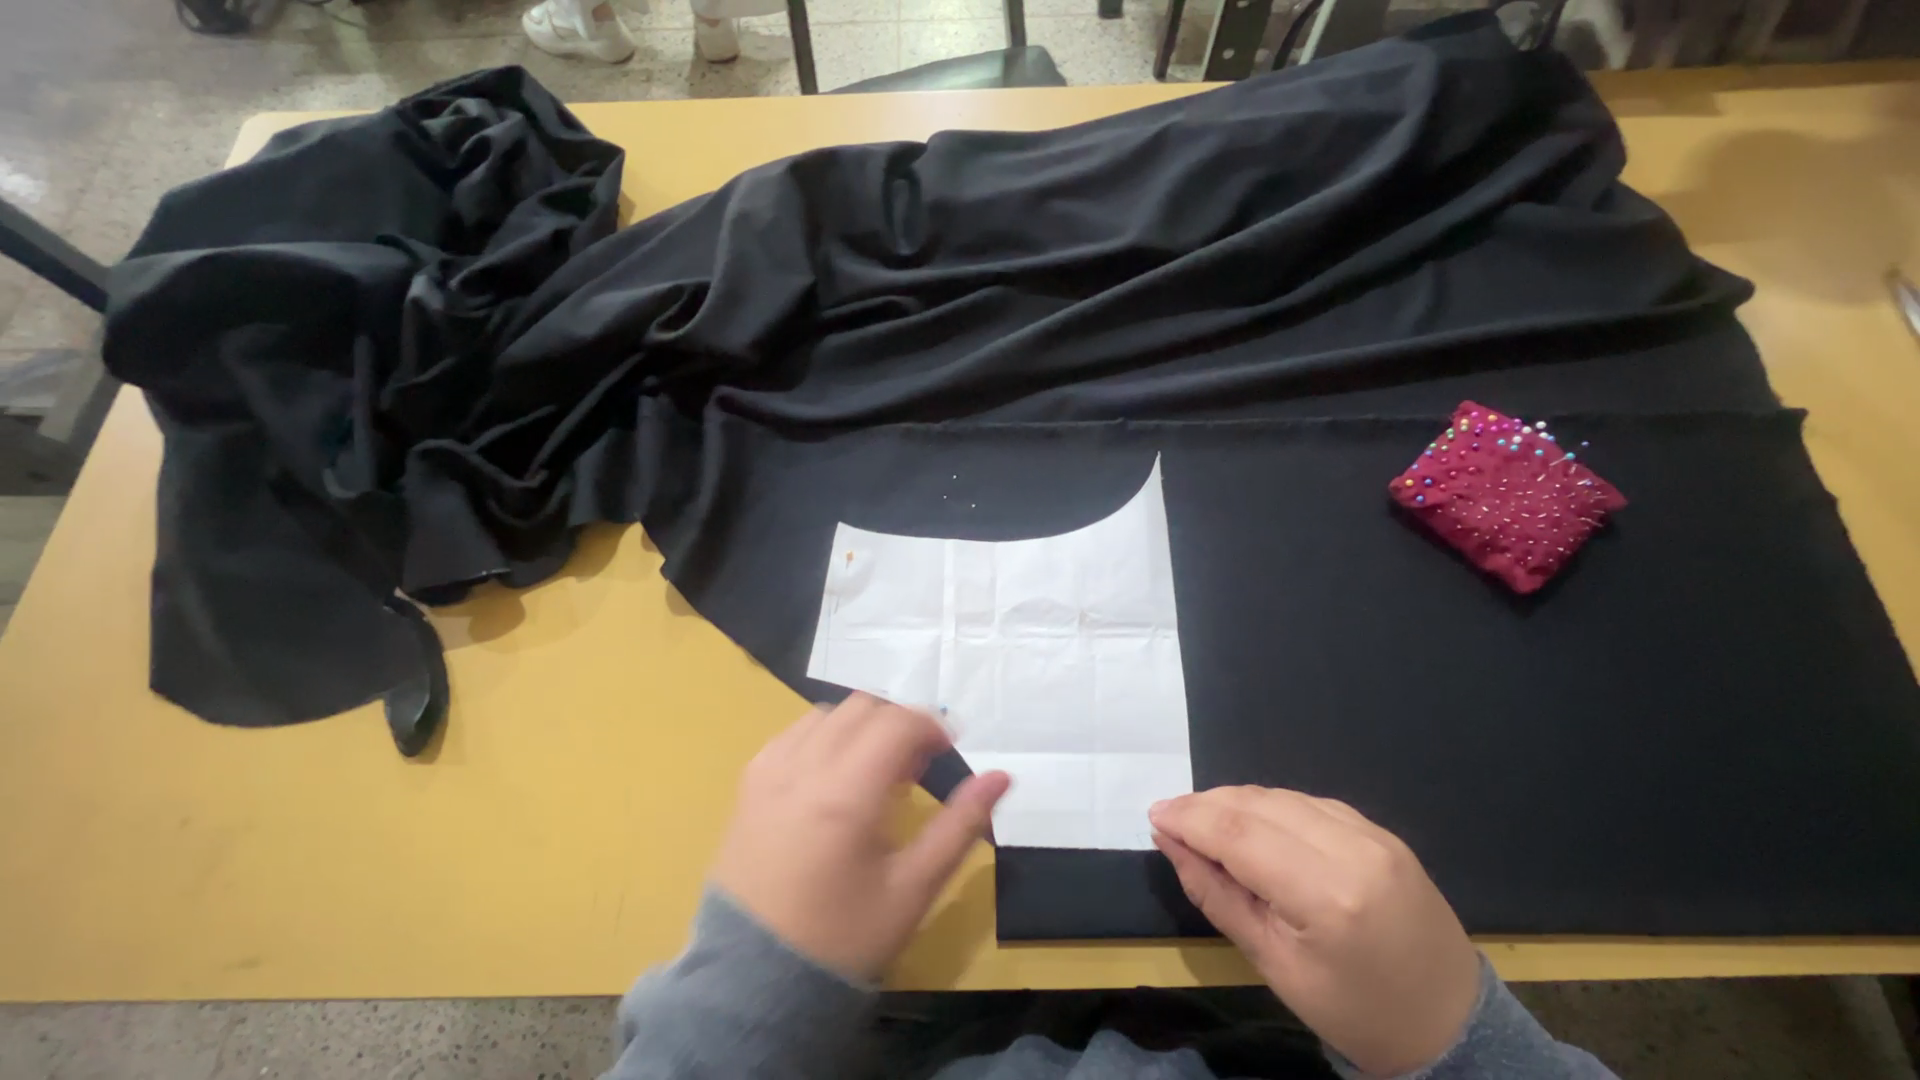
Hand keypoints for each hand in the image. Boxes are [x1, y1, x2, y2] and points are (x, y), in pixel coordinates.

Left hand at [711, 692, 1010, 981]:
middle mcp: (802, 768)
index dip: (931, 726)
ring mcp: (768, 772)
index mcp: (845, 793)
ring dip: (862, 726)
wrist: (757, 977)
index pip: (896, 722)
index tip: (949, 752)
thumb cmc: (844, 936)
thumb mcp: (913, 888)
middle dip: (898, 722)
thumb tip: (1001, 777)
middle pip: (862, 707)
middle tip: (918, 765)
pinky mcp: (748, 785)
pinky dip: (824, 737)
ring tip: (878, 771)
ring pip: (826, 714)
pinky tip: (836, 777)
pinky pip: (793, 734)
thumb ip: (960, 825)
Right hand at [1150, 787, 1479, 1077]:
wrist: (1447, 1024)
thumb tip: (1170, 842)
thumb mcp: (1272, 964)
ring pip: (1283, 796)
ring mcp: (1374, 836)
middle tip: (1170, 817)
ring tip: (1202, 821)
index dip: (1190, 819)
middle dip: (1206, 805)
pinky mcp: (1383, 833)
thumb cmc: (1351, 1009)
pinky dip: (1271, 807)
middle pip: (1259, 804)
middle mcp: (1353, 850)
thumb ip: (1216, 894)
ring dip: (1235, 802)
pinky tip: (1252, 824)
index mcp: (1326, 895)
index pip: (1239, 834)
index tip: (1154, 816)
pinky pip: (1310, 804)